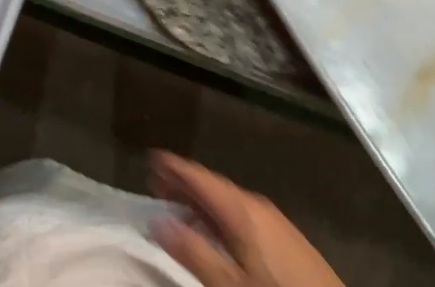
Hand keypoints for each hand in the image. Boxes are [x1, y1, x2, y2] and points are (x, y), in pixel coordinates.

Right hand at [149, 152, 344, 286]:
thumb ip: (192, 251)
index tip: (150, 160)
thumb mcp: (228, 282)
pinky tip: (213, 231)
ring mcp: (273, 221)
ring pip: (228, 201)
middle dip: (184, 184)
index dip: (174, 168)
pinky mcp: (283, 238)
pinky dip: (219, 214)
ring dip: (201, 201)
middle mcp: (256, 206)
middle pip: (213, 186)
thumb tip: (157, 220)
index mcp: (240, 209)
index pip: (201, 178)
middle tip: (155, 184)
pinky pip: (241, 214)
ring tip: (177, 206)